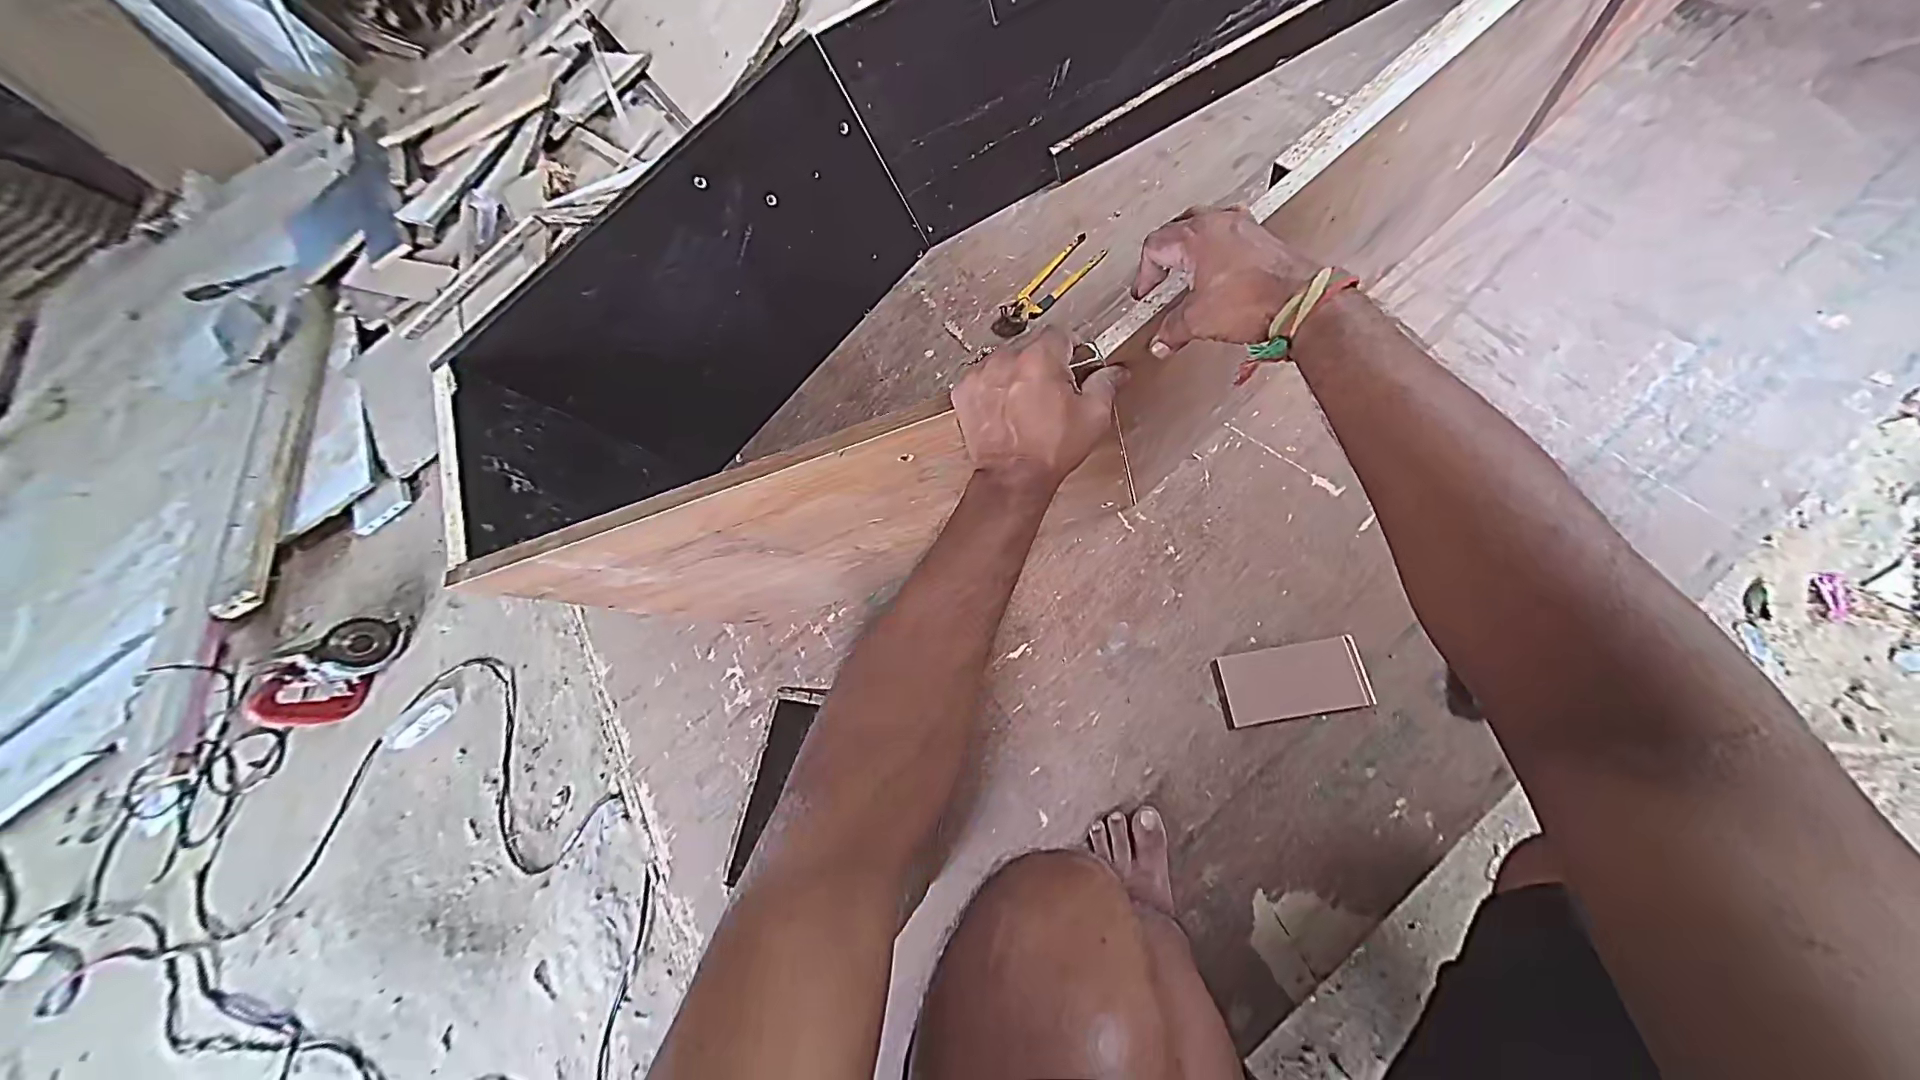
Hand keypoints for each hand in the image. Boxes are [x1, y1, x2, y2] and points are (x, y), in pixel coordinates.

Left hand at [951, 327, 1128, 490]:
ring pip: (1004, 364)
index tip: (1072, 367)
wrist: (1013, 477)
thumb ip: (1105, 385)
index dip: (1069, 351)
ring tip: (1024, 408)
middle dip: (1041, 367)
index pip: (1059, 335)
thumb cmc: (1050, 450)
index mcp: (1041, 358)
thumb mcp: (1093, 416)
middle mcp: (1008, 360)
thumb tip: (1115, 371)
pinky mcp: (965, 392)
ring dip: (1014, 377)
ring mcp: (982, 375)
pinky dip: (992, 392)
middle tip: (1049, 396)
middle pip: (1030, 349)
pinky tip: (1004, 412)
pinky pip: (983, 380)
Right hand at [1131, 207, 1324, 357]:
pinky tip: (1219, 268)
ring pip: (1206, 225)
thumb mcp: (1197, 320)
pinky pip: (1230, 234)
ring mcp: (1244, 227)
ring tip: (1186, 268)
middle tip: (1159, 276)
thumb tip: (1161, 341)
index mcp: (1196, 236)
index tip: (1145, 293)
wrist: (1300, 302)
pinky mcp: (1262, 238)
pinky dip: (1217, 249)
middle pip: (1178, 228)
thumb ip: (1172, 329)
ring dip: (1191, 246)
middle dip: (1164, 255)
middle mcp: (1219, 222)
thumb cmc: (1254, 300)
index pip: (1154, 246)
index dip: (1144, 273)